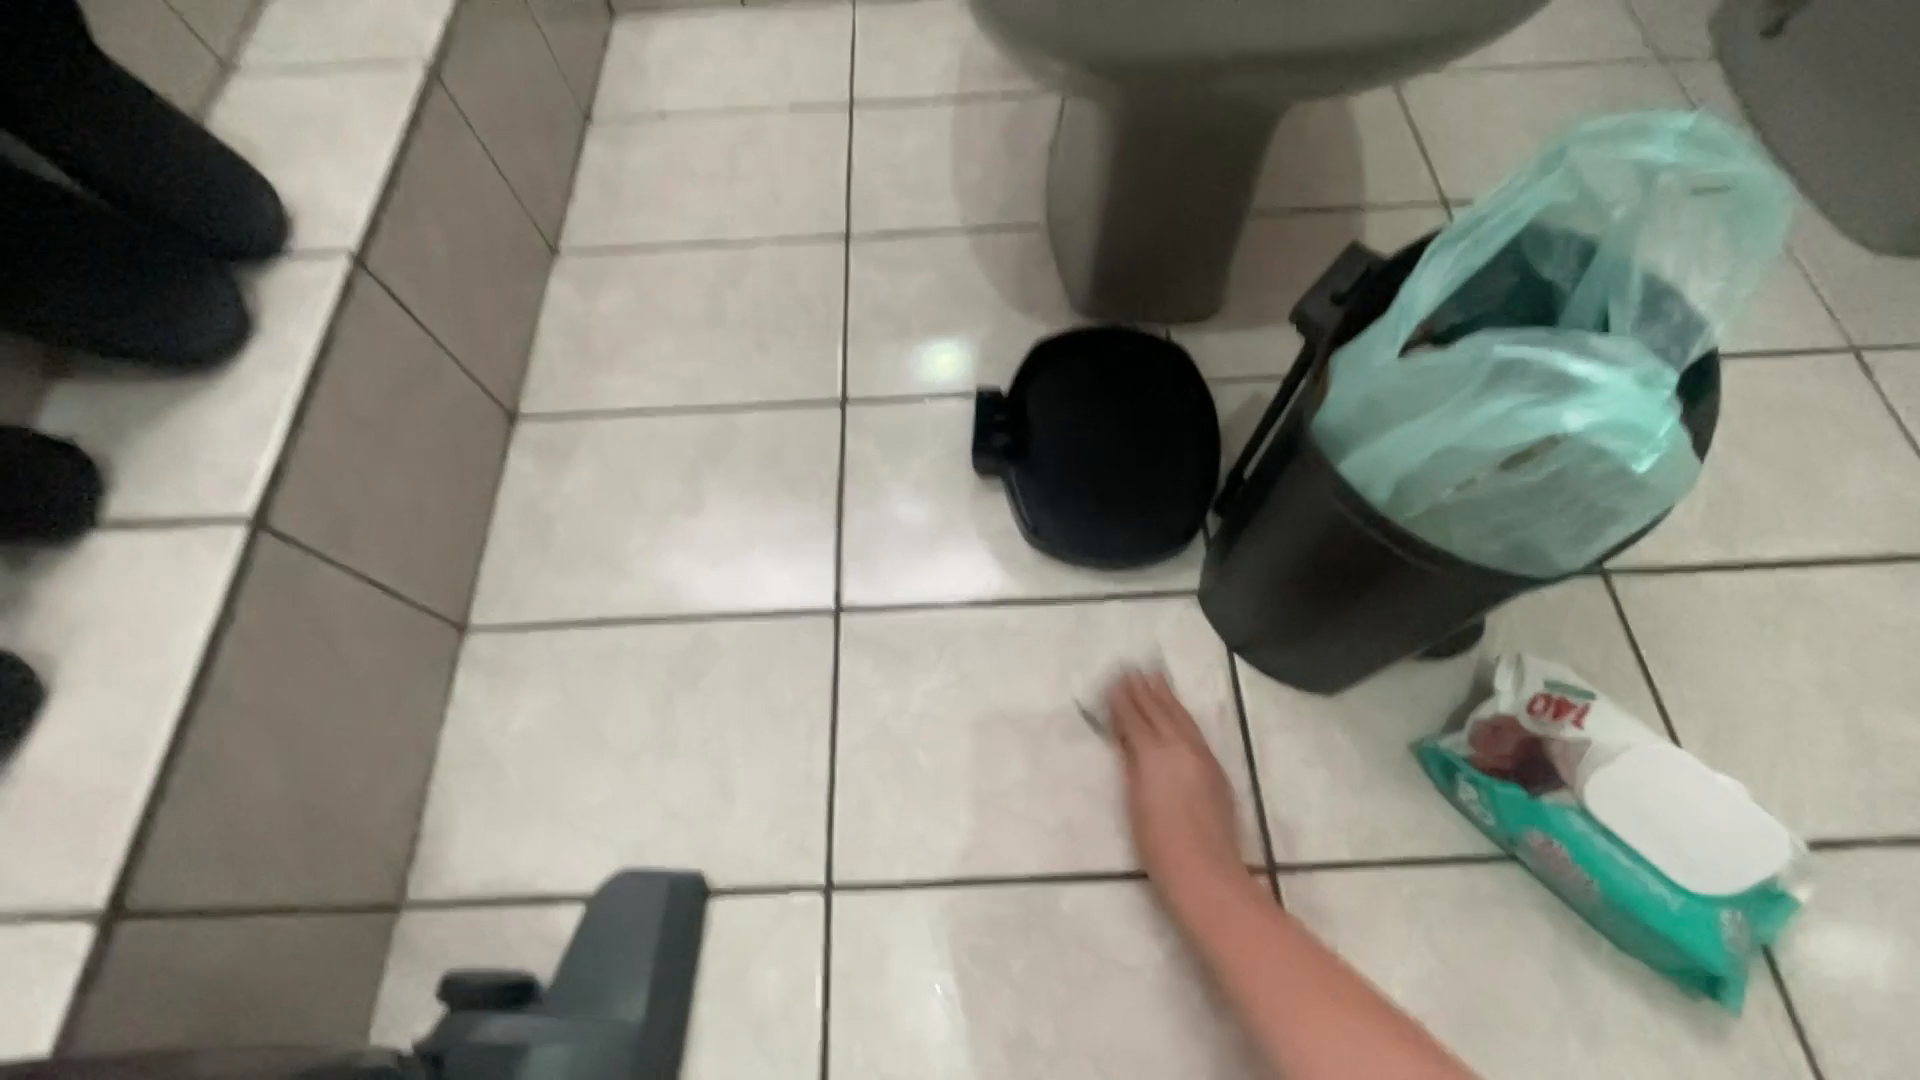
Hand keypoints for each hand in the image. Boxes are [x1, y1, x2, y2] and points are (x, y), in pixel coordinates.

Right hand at [1107, 670, 1245, 896]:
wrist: (1205, 873)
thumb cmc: (1158, 845)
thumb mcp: (1134, 800)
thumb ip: (1131, 762)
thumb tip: (1125, 737)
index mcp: (1154, 753)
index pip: (1134, 717)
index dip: (1123, 698)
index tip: (1114, 679)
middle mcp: (1179, 746)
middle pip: (1159, 710)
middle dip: (1144, 688)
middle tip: (1132, 667)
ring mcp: (1202, 756)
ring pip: (1181, 716)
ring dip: (1166, 695)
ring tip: (1155, 676)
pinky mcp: (1215, 769)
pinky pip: (1195, 730)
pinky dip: (1182, 715)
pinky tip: (1178, 711)